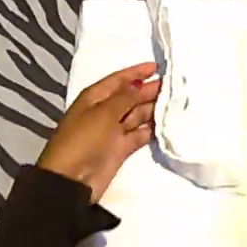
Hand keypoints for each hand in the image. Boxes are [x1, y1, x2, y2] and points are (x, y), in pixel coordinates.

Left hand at [39, 63, 160, 199]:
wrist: (71, 180)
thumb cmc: (84, 139)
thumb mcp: (103, 113)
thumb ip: (125, 97)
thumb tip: (140, 84)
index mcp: (95, 98)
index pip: (118, 80)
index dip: (136, 72)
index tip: (157, 66)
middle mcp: (105, 111)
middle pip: (130, 96)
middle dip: (149, 89)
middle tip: (173, 85)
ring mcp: (113, 131)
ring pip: (137, 114)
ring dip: (153, 108)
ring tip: (175, 101)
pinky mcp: (121, 148)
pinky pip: (139, 134)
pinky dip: (151, 129)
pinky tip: (167, 122)